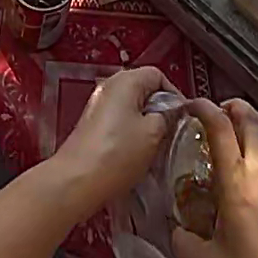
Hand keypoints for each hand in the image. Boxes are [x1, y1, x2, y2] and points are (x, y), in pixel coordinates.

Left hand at [41, 66, 174, 217]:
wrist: (74, 182)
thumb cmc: (117, 153)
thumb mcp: (153, 133)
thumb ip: (167, 116)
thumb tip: (169, 112)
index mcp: (126, 80)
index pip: (158, 75)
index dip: (174, 94)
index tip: (183, 118)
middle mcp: (109, 86)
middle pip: (144, 89)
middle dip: (160, 110)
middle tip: (171, 133)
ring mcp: (98, 105)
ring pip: (131, 107)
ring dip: (145, 124)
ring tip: (155, 147)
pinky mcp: (91, 125)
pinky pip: (119, 120)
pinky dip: (130, 132)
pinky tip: (135, 154)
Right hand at [172, 99, 257, 257]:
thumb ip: (185, 242)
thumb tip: (178, 229)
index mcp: (238, 185)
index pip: (221, 128)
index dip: (205, 108)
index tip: (192, 105)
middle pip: (254, 122)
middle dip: (235, 107)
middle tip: (220, 110)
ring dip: (257, 130)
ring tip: (242, 138)